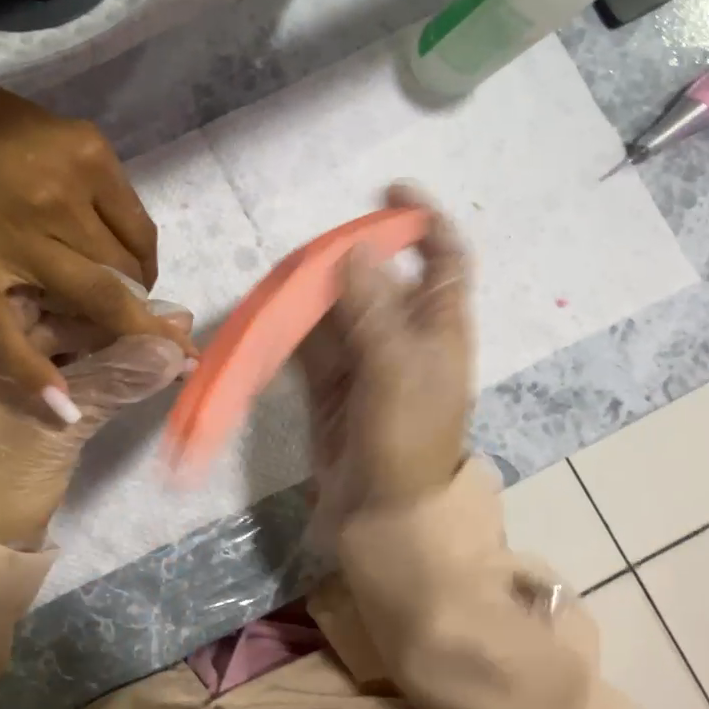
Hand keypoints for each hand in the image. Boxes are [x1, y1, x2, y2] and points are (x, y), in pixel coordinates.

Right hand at [0, 0, 192, 419]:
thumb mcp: (49, 136)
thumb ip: (83, 189)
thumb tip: (107, 244)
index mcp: (88, 158)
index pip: (139, 234)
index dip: (147, 272)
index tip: (141, 291)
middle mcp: (63, 199)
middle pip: (124, 273)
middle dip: (147, 316)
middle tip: (161, 346)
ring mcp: (17, 240)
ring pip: (89, 301)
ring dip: (120, 339)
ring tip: (147, 371)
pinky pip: (8, 332)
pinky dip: (36, 373)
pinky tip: (61, 407)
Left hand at [0, 293, 192, 549]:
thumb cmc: (1, 477)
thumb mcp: (59, 426)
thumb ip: (115, 381)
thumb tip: (175, 349)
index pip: (45, 300)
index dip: (100, 299)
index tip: (153, 302)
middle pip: (64, 321)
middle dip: (121, 325)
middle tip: (179, 324)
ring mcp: (13, 373)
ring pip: (75, 347)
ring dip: (123, 347)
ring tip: (177, 342)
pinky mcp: (33, 397)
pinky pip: (75, 372)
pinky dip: (111, 370)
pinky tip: (152, 364)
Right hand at [296, 185, 474, 518]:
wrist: (386, 518)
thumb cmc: (407, 440)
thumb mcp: (397, 368)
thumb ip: (373, 308)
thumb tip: (355, 247)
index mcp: (439, 329)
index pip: (443, 259)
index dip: (424, 221)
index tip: (389, 190)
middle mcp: (403, 338)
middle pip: (377, 279)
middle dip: (344, 258)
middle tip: (303, 253)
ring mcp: (364, 364)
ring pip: (336, 312)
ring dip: (308, 295)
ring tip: (274, 283)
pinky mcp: (329, 389)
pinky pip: (308, 348)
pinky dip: (288, 332)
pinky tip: (265, 320)